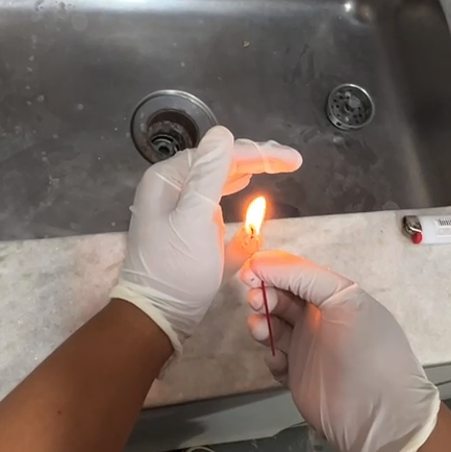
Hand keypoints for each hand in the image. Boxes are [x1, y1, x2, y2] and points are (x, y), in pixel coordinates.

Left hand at [111, 126, 301, 349]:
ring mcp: (180, 212)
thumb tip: (223, 133)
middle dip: (255, 157)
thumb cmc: (175, 268)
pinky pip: (215, 205)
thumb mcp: (196, 217)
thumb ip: (210, 173)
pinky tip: (246, 188)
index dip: (258, 152)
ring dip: (245, 170)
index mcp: (169, 179)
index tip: (294, 160)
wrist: (156, 317)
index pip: (219, 154)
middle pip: (219, 163)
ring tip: (274, 166)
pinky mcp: (189, 233)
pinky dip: (233, 194)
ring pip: (218, 181)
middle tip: (291, 160)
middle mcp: (172, 190)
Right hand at [238, 252, 438, 451]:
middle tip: (256, 301)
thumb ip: (302, 275)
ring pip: (273, 326)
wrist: (378, 416)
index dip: (270, 269)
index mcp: (335, 296)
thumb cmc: (366, 350)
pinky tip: (280, 363)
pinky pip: (273, 357)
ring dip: (262, 324)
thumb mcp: (344, 299)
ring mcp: (308, 348)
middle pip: (280, 297)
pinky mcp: (297, 375)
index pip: (295, 273)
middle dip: (264, 295)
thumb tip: (260, 262)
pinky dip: (270, 355)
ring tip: (262, 331)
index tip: (249, 273)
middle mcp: (320, 319)